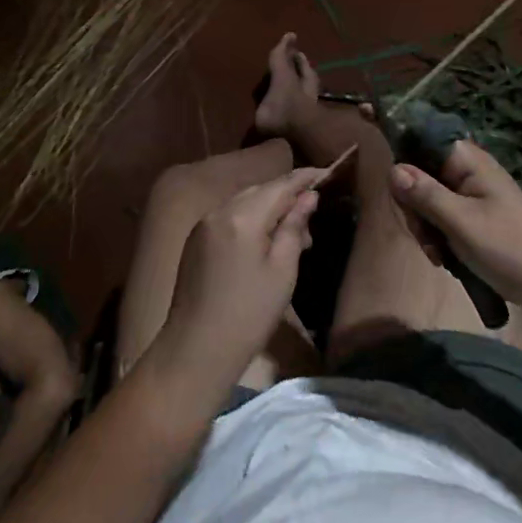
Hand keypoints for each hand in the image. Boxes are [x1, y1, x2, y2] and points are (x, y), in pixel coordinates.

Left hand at [146, 167, 325, 396]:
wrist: (196, 349)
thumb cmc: (249, 314)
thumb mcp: (282, 271)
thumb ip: (294, 227)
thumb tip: (308, 197)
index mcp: (242, 216)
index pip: (280, 184)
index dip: (304, 177)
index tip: (326, 173)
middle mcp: (219, 210)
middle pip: (260, 191)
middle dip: (287, 197)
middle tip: (312, 220)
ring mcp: (203, 224)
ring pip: (244, 202)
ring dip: (269, 210)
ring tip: (292, 236)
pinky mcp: (195, 240)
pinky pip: (229, 217)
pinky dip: (250, 221)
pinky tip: (263, 243)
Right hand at [390, 140, 521, 309]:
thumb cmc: (509, 248)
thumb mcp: (462, 222)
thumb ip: (426, 195)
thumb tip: (392, 169)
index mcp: (468, 161)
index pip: (423, 138)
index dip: (401, 146)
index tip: (383, 159)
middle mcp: (467, 170)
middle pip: (419, 173)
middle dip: (414, 205)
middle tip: (425, 235)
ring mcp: (469, 193)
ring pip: (426, 198)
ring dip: (425, 226)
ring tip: (437, 253)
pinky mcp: (470, 215)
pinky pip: (439, 215)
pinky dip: (436, 235)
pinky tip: (442, 257)